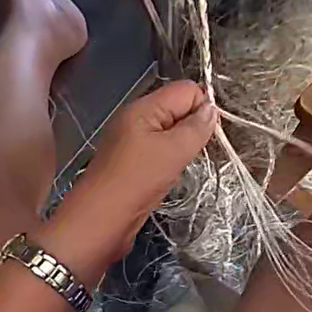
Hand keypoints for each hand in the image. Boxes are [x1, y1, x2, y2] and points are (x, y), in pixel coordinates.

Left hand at [41, 79, 216, 274]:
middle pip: (178, 109)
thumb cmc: (136, 181)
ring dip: (182, 147)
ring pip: (170, 133)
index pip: (185, 90)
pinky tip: (169, 176)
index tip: (208, 135)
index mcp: (143, 107)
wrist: (99, 221)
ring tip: (181, 166)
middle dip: (194, 127)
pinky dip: (170, 161)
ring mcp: (132, 142)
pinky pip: (160, 151)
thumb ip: (195, 127)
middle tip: (195, 152)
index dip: (203, 108)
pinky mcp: (132, 163)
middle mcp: (137, 119)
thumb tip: (211, 109)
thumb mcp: (172, 151)